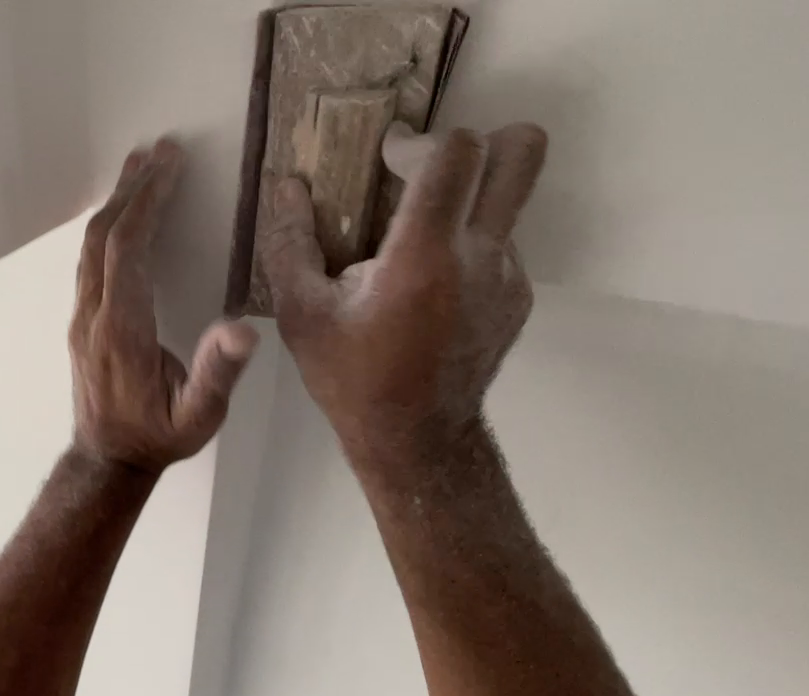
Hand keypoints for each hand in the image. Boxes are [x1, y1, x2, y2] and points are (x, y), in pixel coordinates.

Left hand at [70, 139, 258, 473]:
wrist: (109, 461)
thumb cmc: (157, 437)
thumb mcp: (197, 416)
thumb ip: (216, 373)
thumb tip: (242, 331)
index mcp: (122, 330)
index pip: (127, 248)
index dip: (148, 201)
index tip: (170, 162)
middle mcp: (93, 318)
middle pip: (102, 238)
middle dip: (131, 191)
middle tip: (157, 151)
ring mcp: (82, 321)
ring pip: (89, 249)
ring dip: (115, 207)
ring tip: (139, 171)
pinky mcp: (81, 327)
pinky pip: (89, 265)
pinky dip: (107, 232)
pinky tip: (122, 221)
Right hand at [262, 124, 546, 474]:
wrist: (414, 440)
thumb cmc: (352, 379)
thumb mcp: (303, 317)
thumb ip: (291, 245)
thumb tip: (288, 186)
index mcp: (426, 255)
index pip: (457, 152)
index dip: (420, 141)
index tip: (388, 165)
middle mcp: (481, 255)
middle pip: (520, 150)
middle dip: (478, 143)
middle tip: (430, 176)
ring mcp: (509, 276)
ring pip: (507, 201)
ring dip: (465, 205)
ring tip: (415, 251)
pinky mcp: (518, 298)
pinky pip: (501, 246)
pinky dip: (467, 250)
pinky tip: (429, 293)